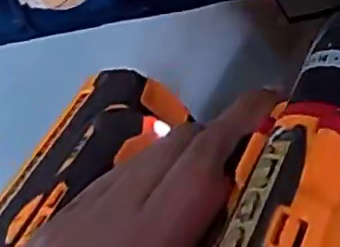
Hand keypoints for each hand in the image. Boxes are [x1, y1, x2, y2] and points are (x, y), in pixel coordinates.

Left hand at [32, 88, 277, 246]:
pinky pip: (121, 177)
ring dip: (190, 154)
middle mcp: (109, 211)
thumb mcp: (166, 246)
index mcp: (143, 237)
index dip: (242, 124)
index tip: (276, 106)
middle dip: (226, 137)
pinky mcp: (62, 221)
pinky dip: (153, 175)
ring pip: (150, 156)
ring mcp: (80, 212)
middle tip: (262, 148)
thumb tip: (244, 226)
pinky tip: (164, 202)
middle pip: (180, 146)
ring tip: (220, 175)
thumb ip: (206, 241)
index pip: (199, 161)